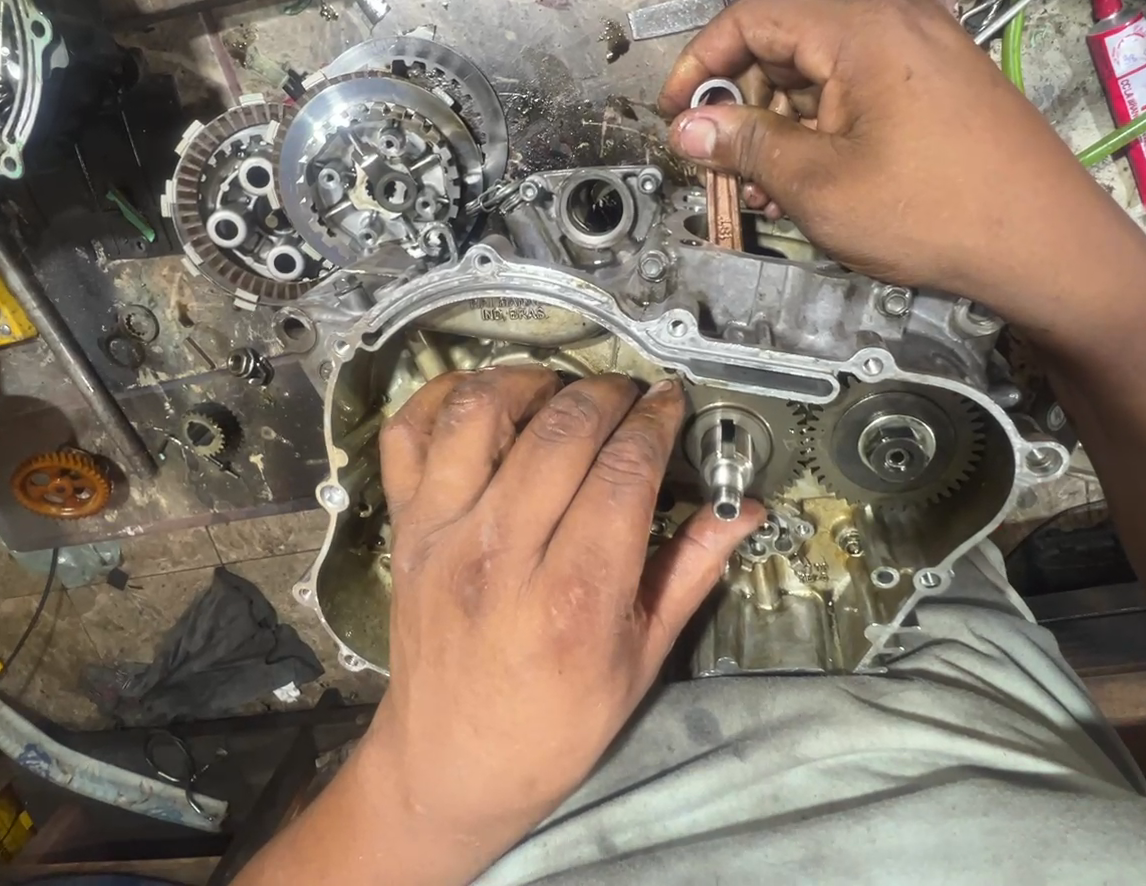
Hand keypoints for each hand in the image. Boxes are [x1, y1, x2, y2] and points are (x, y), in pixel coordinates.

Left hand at [347, 367, 761, 876]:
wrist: (449, 764)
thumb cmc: (551, 727)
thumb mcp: (639, 661)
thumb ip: (689, 572)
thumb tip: (741, 510)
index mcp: (573, 599)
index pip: (623, 472)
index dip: (655, 423)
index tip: (669, 403)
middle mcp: (500, 554)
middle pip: (560, 432)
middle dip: (607, 395)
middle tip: (629, 395)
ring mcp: (441, 533)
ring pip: (479, 414)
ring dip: (528, 381)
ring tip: (561, 390)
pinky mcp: (405, 526)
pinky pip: (407, 434)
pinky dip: (441, 396)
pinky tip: (484, 398)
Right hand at [656, 0, 1145, 336]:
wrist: (1046, 248)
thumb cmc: (931, 213)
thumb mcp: (818, 183)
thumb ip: (745, 145)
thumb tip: (685, 127)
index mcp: (863, 30)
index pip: (752, 17)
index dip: (699, 62)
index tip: (673, 113)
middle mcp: (894, 25)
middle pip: (784, 47)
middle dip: (741, 108)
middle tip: (720, 168)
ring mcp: (921, 55)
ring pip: (817, 78)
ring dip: (777, 130)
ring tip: (762, 191)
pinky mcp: (935, 89)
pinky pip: (855, 97)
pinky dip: (819, 134)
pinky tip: (806, 184)